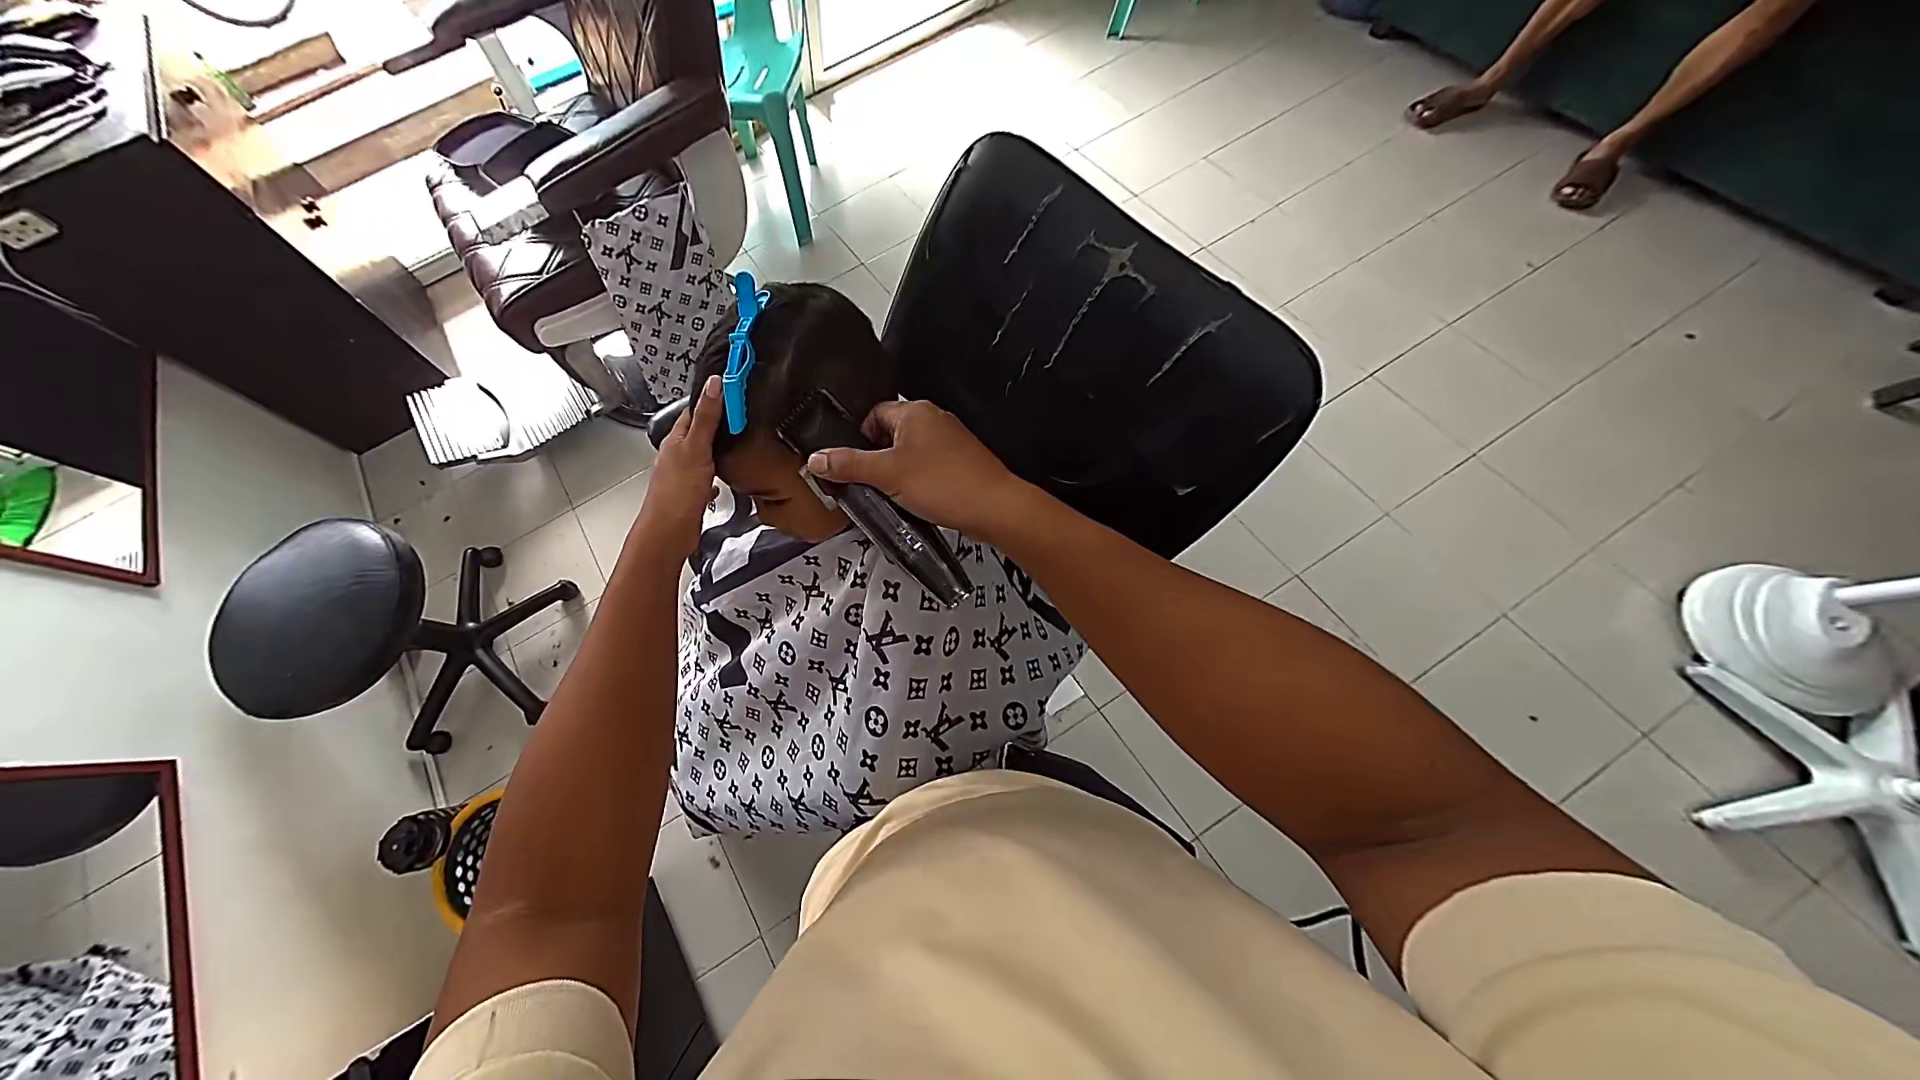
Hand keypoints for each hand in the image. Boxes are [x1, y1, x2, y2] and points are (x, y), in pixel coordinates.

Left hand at [629, 376, 723, 559]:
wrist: (669, 533)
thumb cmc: (677, 494)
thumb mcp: (696, 449)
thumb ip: (707, 418)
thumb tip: (714, 385)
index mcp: (677, 439)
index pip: (696, 409)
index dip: (713, 397)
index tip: (734, 386)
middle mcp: (679, 454)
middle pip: (701, 430)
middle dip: (720, 421)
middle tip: (742, 412)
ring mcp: (685, 473)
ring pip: (705, 453)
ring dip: (720, 446)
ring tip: (740, 439)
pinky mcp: (693, 492)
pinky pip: (709, 475)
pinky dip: (719, 471)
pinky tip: (728, 475)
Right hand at [804, 400, 1033, 539]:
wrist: (995, 508)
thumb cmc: (952, 485)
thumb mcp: (886, 475)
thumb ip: (848, 465)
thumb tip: (819, 459)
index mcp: (915, 411)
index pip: (871, 415)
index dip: (857, 440)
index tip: (852, 462)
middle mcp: (934, 420)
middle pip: (888, 435)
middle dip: (877, 461)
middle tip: (874, 482)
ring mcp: (948, 442)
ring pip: (908, 454)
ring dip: (897, 474)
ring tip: (899, 494)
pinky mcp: (958, 463)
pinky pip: (926, 468)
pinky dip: (917, 483)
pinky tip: (919, 500)